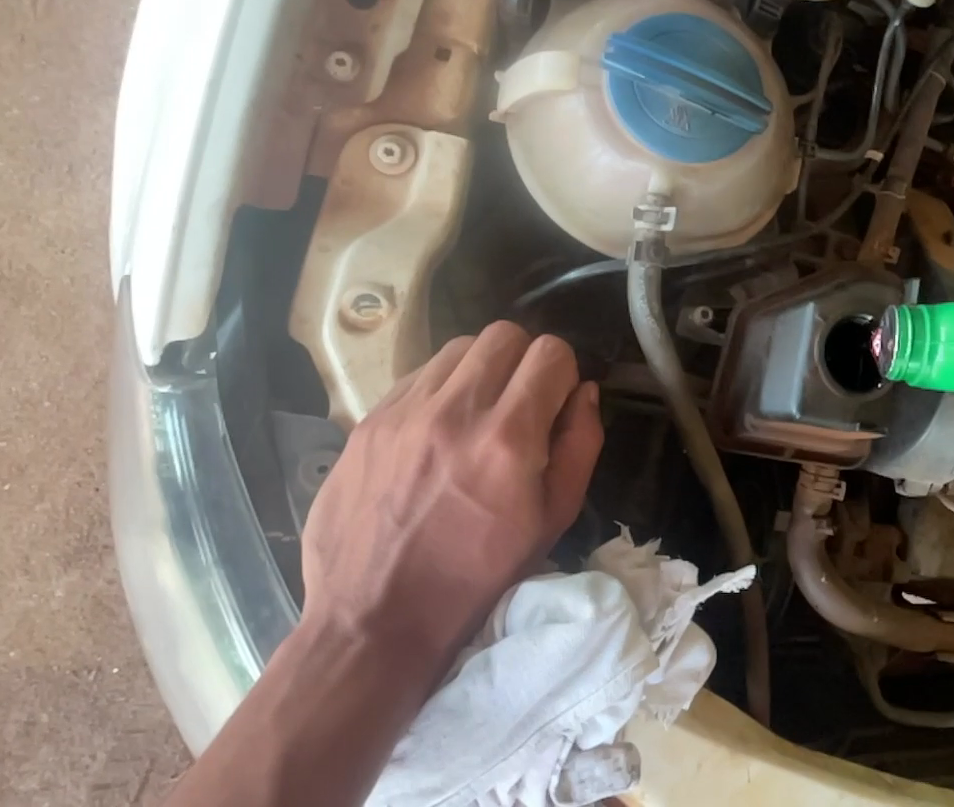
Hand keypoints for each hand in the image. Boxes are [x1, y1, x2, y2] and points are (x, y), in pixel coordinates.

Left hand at [300, 322, 604, 666]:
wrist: (375, 619)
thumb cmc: (479, 574)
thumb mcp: (555, 517)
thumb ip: (582, 443)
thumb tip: (585, 393)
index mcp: (509, 438)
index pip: (551, 353)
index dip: (564, 373)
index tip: (557, 403)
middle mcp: (455, 411)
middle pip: (505, 335)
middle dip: (525, 360)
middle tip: (522, 401)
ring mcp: (403, 413)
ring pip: (459, 348)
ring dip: (482, 369)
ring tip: (480, 412)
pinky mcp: (368, 422)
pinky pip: (418, 375)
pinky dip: (442, 388)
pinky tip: (440, 428)